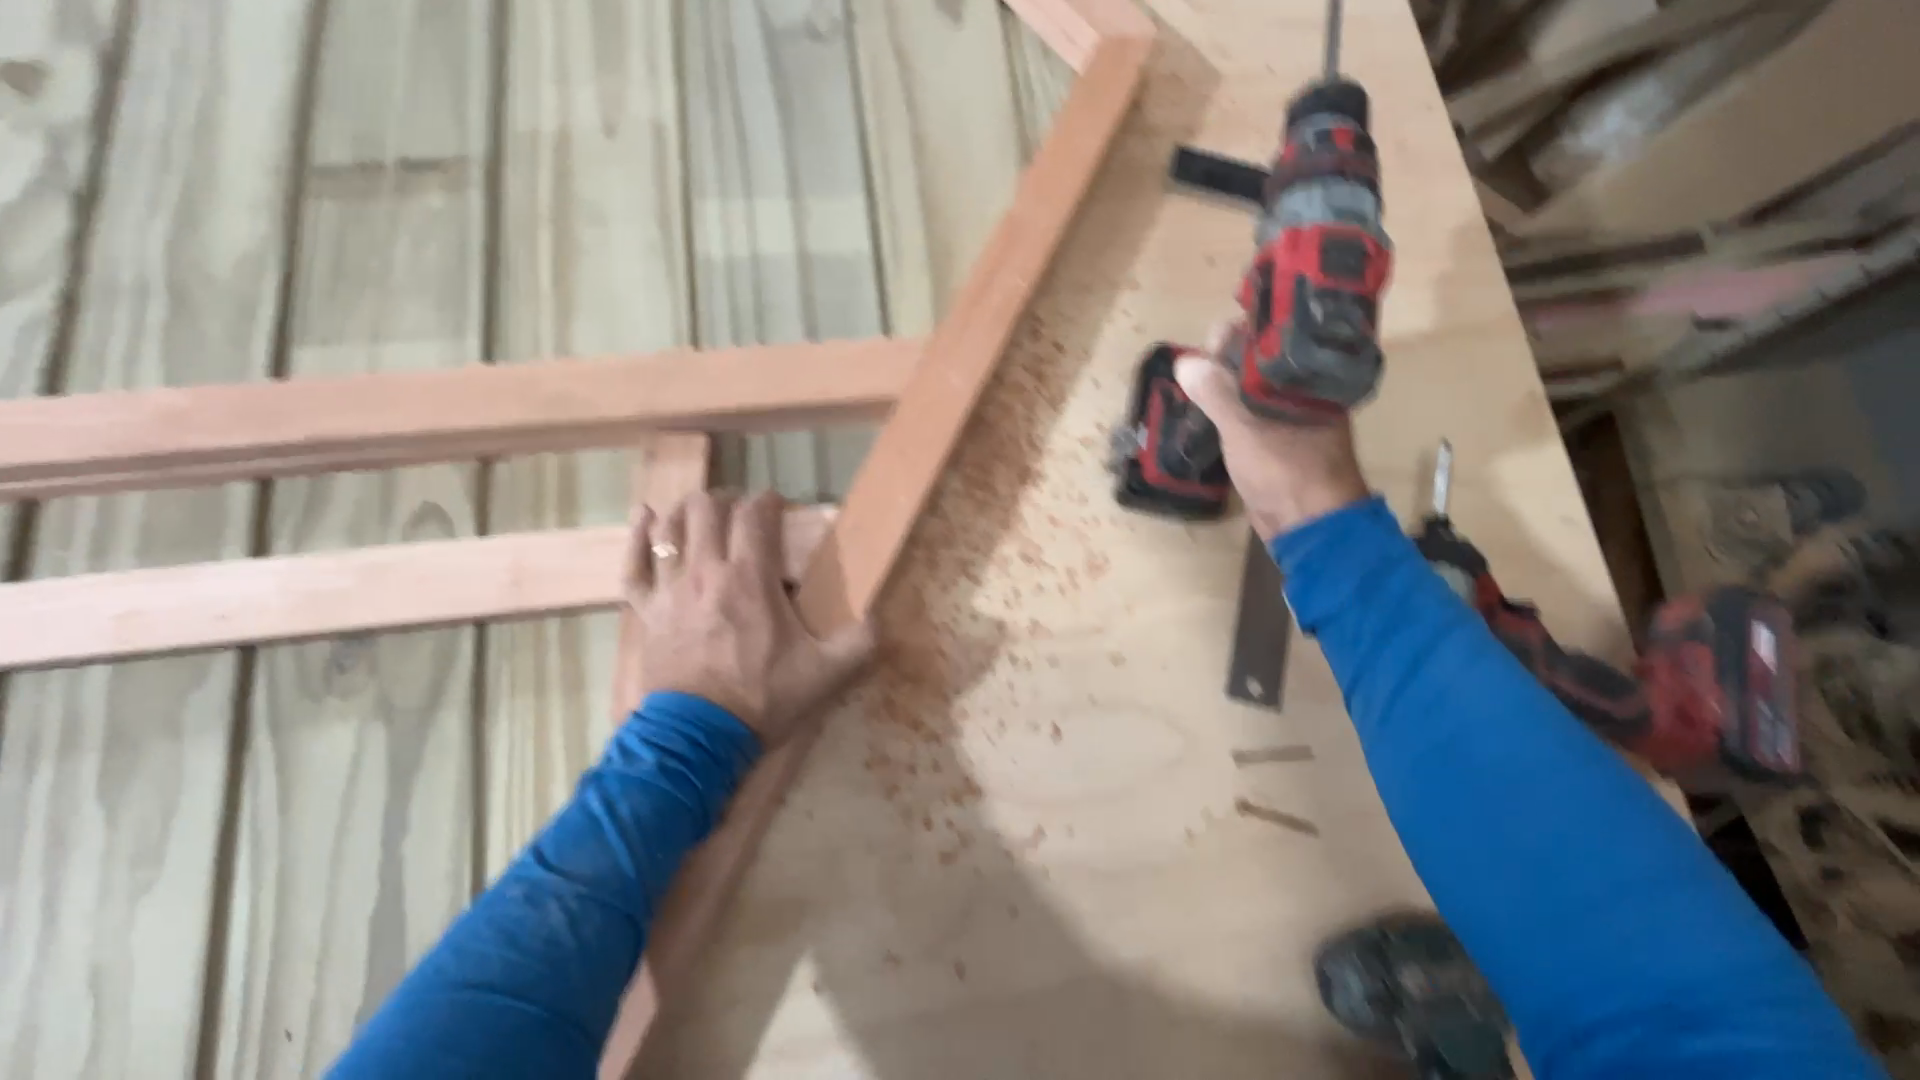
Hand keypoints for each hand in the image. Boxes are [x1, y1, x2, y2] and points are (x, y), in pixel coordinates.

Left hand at [626, 492, 874, 745]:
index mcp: (751, 577)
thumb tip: (879, 616)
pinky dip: (639, 538)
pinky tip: (646, 519)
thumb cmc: (763, 698)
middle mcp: (707, 570)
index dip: (768, 501)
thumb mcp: (826, 674)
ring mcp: (671, 589)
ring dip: (689, 512)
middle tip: (743, 515)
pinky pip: (635, 564)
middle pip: (708, 509)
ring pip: (672, 527)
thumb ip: (861, 642)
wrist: (698, 736)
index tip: (778, 505)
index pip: (755, 515)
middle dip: (728, 501)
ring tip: (703, 513)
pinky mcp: (647, 611)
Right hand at [1173, 332, 1369, 542]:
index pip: (1271, 336)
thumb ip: (1215, 393)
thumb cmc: (1285, 470)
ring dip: (1222, 387)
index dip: (1238, 334)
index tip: (1208, 348)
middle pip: (1256, 361)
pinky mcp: (1277, 438)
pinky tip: (1206, 412)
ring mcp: (1290, 414)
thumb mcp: (1245, 426)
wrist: (1308, 525)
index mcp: (1306, 376)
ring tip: (1194, 389)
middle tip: (1195, 373)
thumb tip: (1184, 362)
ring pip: (1249, 388)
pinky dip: (1228, 409)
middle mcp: (1302, 388)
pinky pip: (1248, 412)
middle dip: (1223, 361)